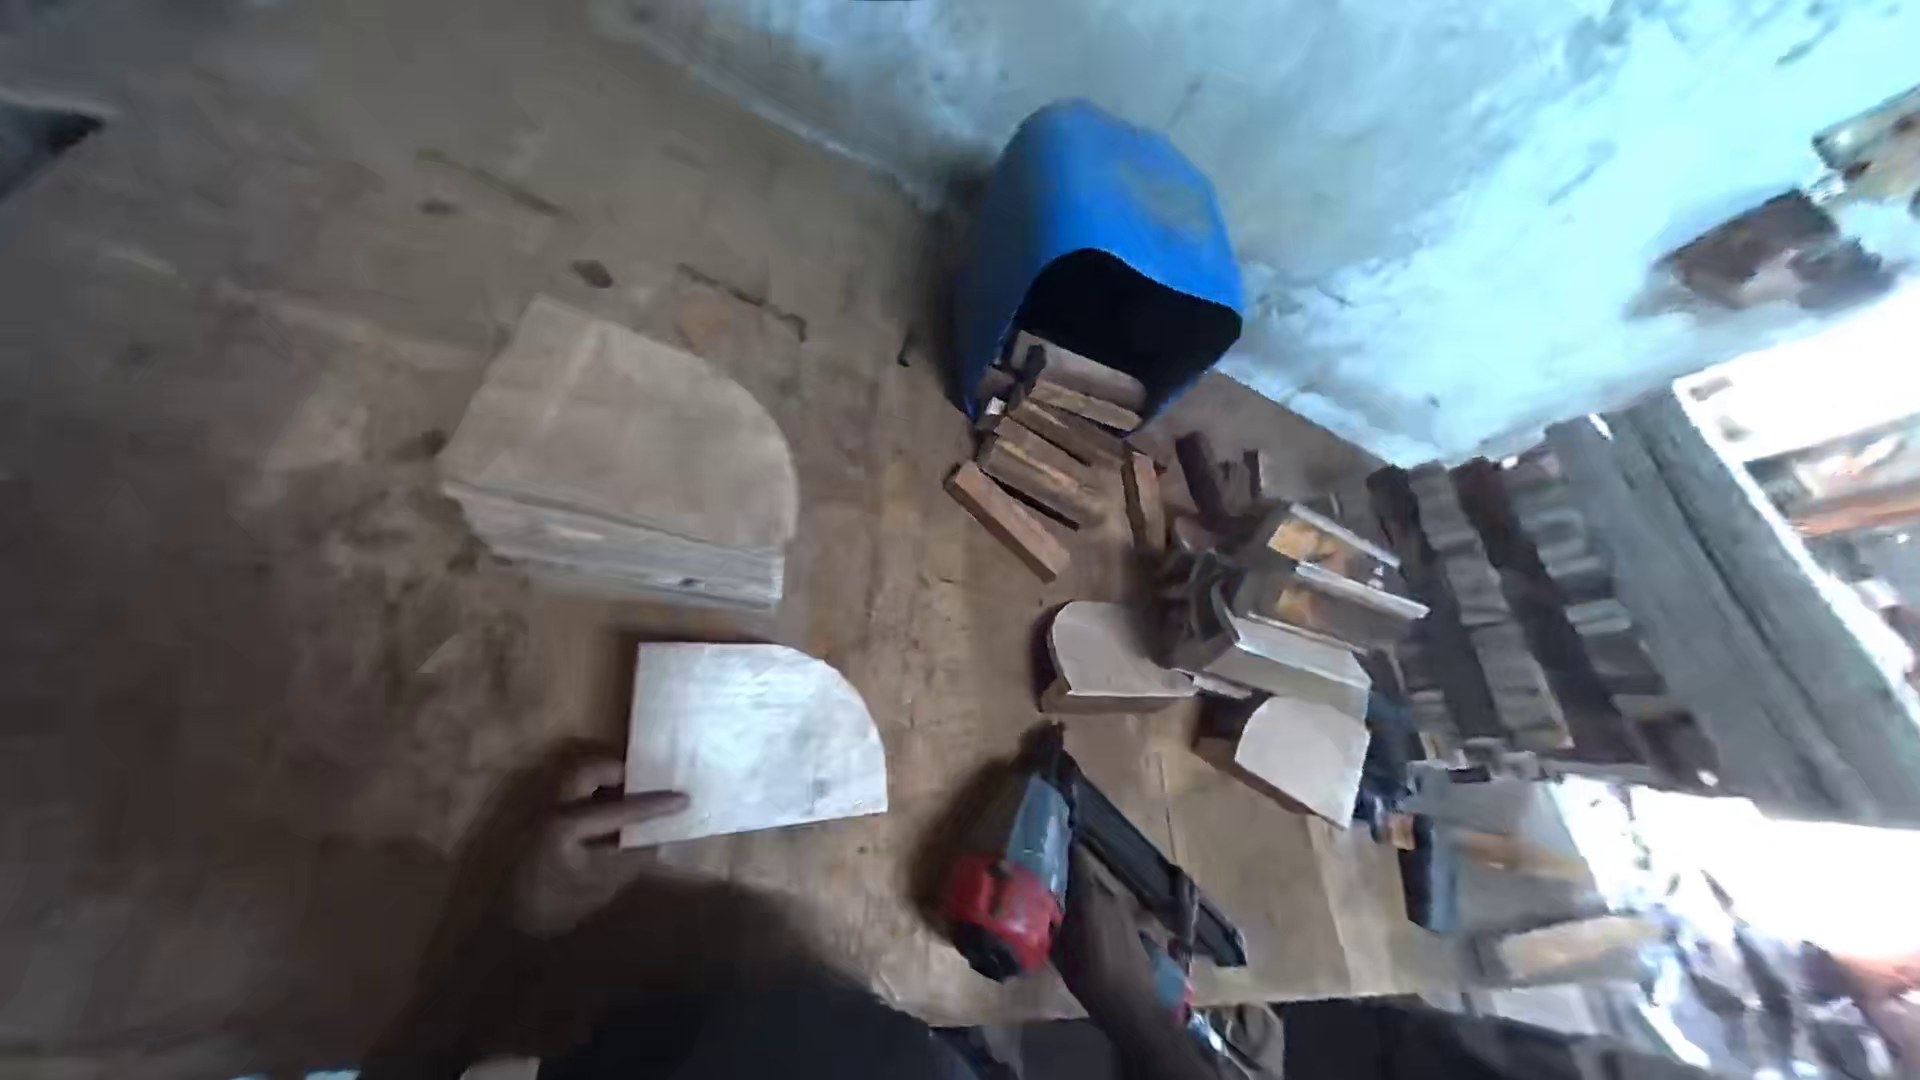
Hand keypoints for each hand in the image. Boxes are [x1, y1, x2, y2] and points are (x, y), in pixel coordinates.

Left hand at [510, 756, 688, 936]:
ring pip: (575, 778)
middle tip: (645, 782)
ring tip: (629, 793)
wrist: (501, 936)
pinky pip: (568, 793)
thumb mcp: (603, 886)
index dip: (655, 804)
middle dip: (620, 771)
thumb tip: (658, 832)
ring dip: (604, 780)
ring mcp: (537, 812)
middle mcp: (549, 810)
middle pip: (588, 771)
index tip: (684, 798)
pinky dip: (591, 792)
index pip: (621, 808)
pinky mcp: (534, 820)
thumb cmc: (553, 912)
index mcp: (565, 826)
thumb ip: (634, 854)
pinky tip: (607, 808)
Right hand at [1053, 848, 1162, 1026]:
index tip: (1047, 843)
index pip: (1076, 857)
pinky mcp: (1132, 923)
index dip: (1063, 848)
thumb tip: (1034, 905)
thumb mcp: (1059, 951)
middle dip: (1068, 877)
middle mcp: (1108, 894)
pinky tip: (1086, 927)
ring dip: (1083, 896)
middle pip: (1085, 875)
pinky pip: (1108, 907)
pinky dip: (1096, 910)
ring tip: (1065, 907)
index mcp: (1089, 895)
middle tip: (1049, 883)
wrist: (1133, 1007)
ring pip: (1097, 892)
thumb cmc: (1091, 977)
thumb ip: (1049, 922)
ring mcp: (1123, 908)